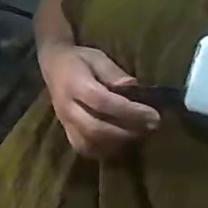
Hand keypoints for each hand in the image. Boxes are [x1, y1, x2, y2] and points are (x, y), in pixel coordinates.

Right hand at [38, 43, 159, 155]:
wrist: (53, 66)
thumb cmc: (78, 60)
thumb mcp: (97, 57)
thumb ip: (113, 72)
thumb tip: (133, 87)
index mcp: (74, 84)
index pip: (101, 102)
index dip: (129, 111)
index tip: (153, 114)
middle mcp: (66, 106)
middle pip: (94, 128)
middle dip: (126, 131)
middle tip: (150, 126)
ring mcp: (64, 121)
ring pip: (89, 142)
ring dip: (117, 142)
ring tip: (138, 132)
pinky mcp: (66, 131)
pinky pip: (84, 148)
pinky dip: (104, 149)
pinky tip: (119, 140)